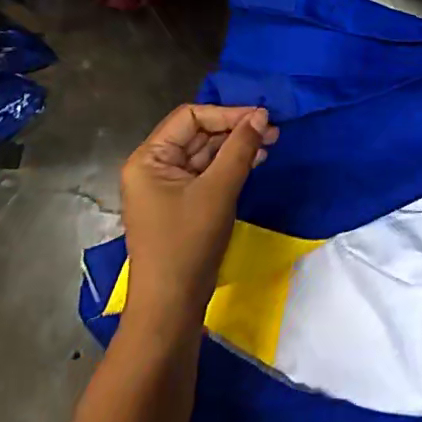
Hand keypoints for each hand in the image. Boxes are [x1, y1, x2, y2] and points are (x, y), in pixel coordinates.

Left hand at [119, 104, 277, 327]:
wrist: (171, 307)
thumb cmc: (188, 243)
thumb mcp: (218, 191)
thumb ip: (240, 148)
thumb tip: (260, 115)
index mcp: (149, 158)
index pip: (189, 117)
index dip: (226, 114)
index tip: (261, 117)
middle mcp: (153, 167)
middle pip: (197, 134)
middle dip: (234, 130)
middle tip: (272, 131)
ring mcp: (165, 187)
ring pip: (204, 154)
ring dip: (235, 147)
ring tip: (270, 144)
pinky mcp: (180, 204)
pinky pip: (205, 174)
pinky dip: (229, 167)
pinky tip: (255, 162)